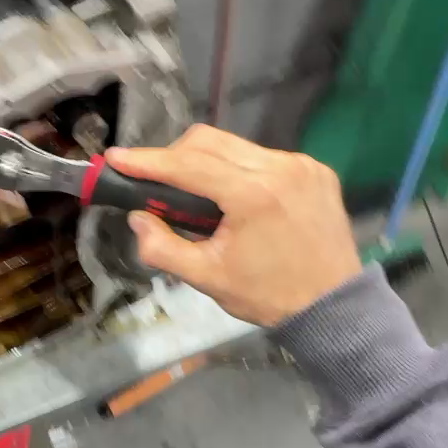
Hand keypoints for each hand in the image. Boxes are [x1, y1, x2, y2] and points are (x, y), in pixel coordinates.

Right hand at [108, 126, 361, 326]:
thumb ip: (163, 248)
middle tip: (152, 180)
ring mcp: (301, 164)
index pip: (188, 164)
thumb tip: (137, 218)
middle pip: (210, 142)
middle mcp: (279, 167)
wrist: (331, 304)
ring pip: (236, 145)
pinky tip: (232, 197)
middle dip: (173, 156)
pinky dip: (238, 170)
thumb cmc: (265, 295)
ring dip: (205, 162)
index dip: (147, 160)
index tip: (116, 157)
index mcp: (252, 194)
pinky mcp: (316, 170)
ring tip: (191, 192)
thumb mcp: (206, 278)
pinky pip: (263, 157)